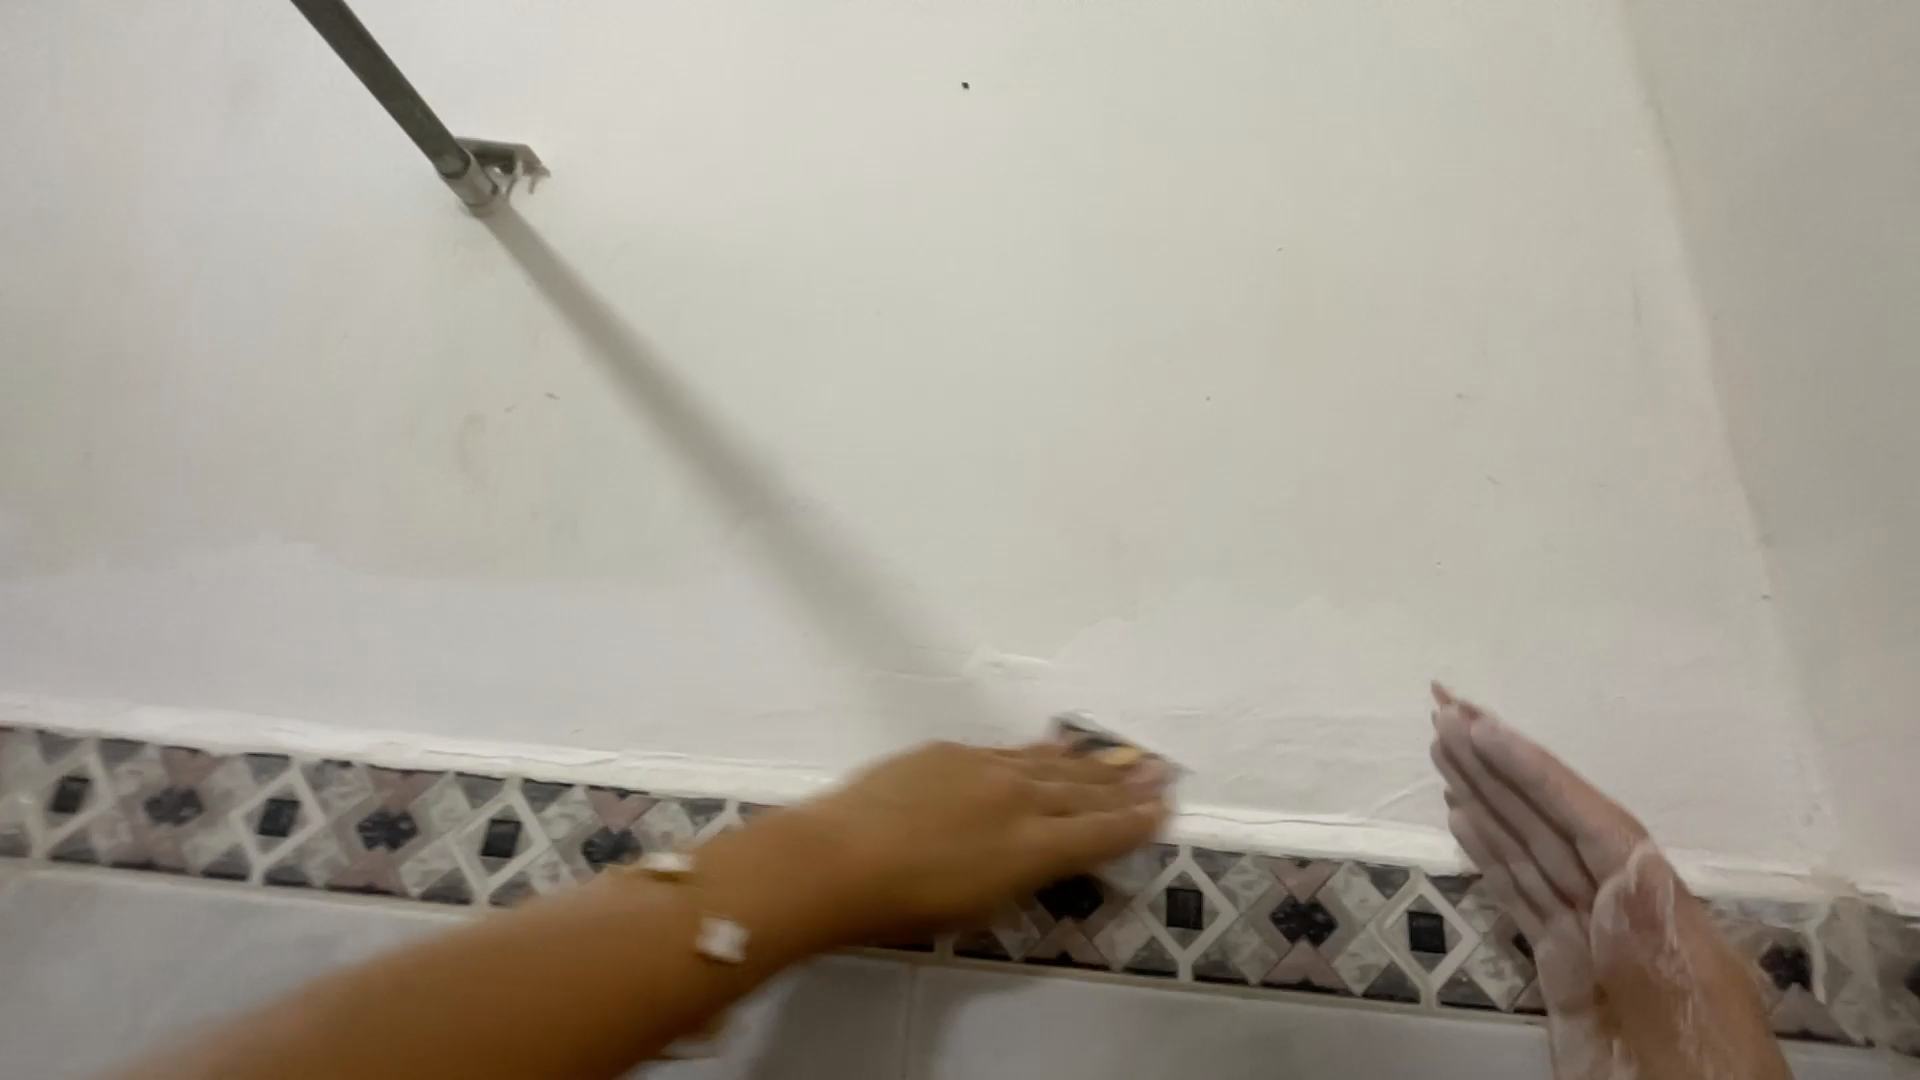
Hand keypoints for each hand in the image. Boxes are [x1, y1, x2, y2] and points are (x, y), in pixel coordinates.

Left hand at [762, 740, 1170, 945]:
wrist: (841, 856)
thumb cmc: (906, 904)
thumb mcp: (981, 906)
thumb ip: (1021, 873)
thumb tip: (1043, 852)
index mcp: (1031, 848)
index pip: (1098, 833)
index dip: (1134, 823)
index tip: (1163, 808)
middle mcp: (1019, 799)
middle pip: (1084, 791)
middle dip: (1126, 784)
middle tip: (1161, 771)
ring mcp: (986, 768)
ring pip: (1053, 764)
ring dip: (1093, 762)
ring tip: (1126, 755)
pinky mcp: (954, 752)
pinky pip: (1013, 751)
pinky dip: (1043, 752)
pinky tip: (1059, 746)